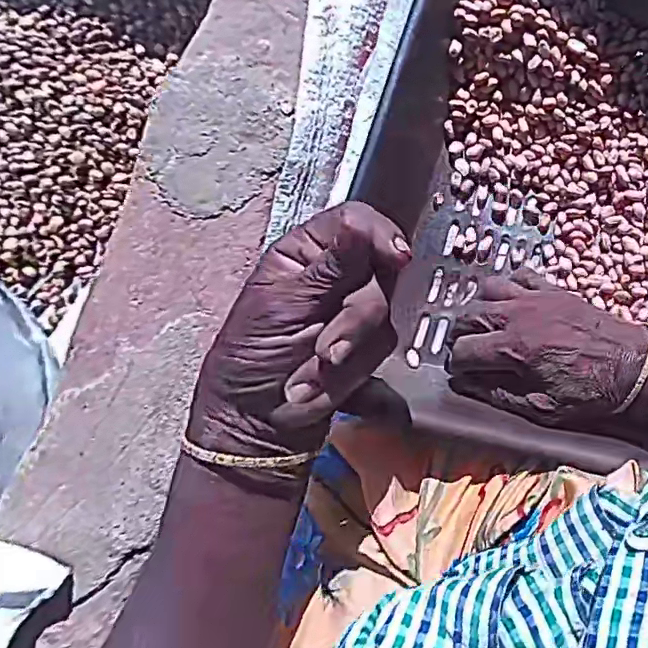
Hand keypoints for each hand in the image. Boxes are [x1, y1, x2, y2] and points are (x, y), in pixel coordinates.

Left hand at [189, 202, 410, 466]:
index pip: (355, 221)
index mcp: (305, 253)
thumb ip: (330, 267)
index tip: (398, 258)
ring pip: (386, 311)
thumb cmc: (249, 361)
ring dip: (351, 349)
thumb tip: (359, 225)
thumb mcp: (282, 308)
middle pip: (381, 271)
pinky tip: (321, 383)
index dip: (381, 234)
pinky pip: (385, 343)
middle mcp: (337, 274)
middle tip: (326, 350)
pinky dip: (353, 369)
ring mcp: (356, 307)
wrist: (256, 426)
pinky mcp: (370, 339)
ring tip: (311, 375)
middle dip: (355, 318)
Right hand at [447, 269, 647, 438]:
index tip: (463, 373)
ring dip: (480, 305)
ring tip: (486, 323)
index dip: (457, 366)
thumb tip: (469, 385)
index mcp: (512, 349)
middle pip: (467, 316)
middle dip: (460, 334)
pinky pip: (521, 275)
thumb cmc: (591, 391)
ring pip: (487, 288)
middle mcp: (518, 317)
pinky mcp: (554, 289)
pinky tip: (514, 301)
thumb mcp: (542, 407)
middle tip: (469, 348)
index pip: (461, 351)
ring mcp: (536, 298)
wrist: (631, 364)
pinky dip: (510, 284)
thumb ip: (499, 394)